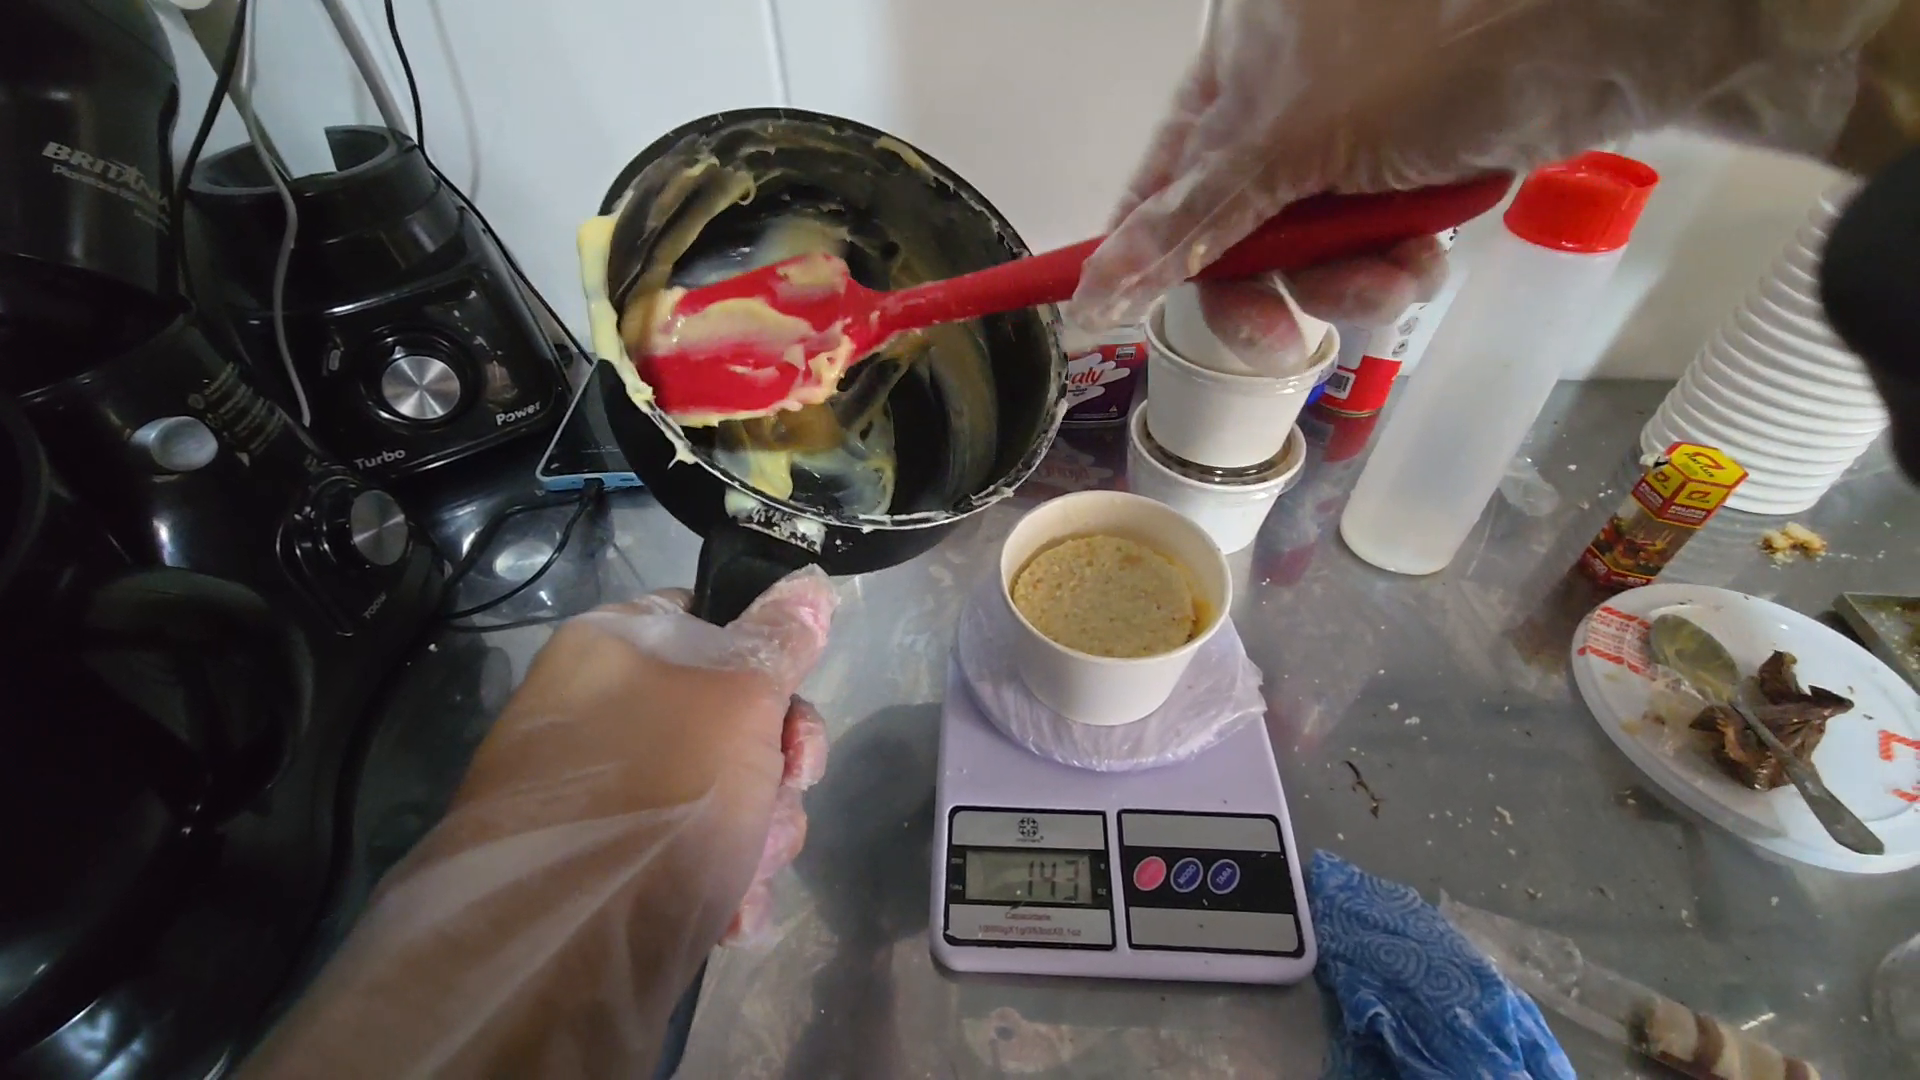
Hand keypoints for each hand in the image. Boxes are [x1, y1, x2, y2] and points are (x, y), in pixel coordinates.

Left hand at [444, 572, 835, 941]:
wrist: (565, 951)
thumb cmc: (666, 783)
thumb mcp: (742, 694)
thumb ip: (782, 637)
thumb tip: (811, 583)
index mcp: (616, 650)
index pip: (709, 620)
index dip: (767, 658)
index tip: (794, 700)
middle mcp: (601, 714)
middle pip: (729, 713)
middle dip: (779, 763)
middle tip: (792, 786)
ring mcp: (601, 793)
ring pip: (723, 788)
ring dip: (762, 828)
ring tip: (751, 868)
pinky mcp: (608, 865)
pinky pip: (689, 847)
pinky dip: (723, 873)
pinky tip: (734, 908)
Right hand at [1071, 0, 1870, 350]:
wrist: (1643, 14)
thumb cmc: (1444, 48)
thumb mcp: (1290, 142)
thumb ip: (1186, 224)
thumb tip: (1090, 295)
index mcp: (1234, 64)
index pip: (1157, 184)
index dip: (1140, 257)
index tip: (1124, 322)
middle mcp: (1279, 100)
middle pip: (1227, 231)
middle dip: (1268, 289)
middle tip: (1287, 343)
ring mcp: (1344, 136)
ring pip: (1300, 249)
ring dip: (1343, 283)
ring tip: (1401, 275)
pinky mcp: (1403, 166)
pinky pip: (1361, 243)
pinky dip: (1389, 262)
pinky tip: (1427, 251)